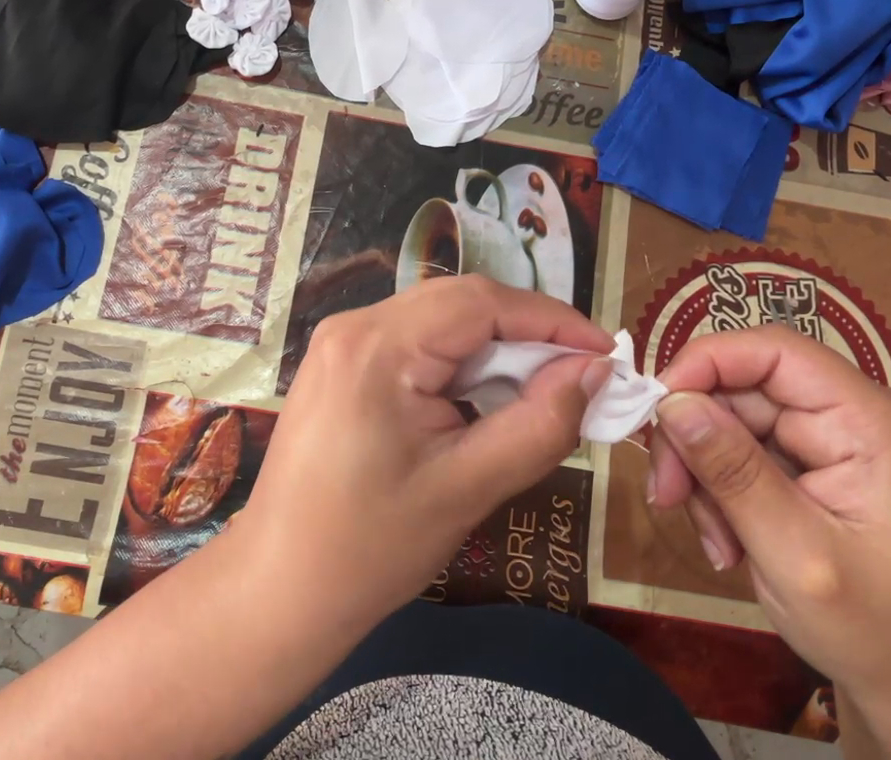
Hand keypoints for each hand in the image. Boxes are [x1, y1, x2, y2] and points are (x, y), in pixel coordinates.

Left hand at [237, 275, 613, 623]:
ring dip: (494, 354)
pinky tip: (483, 405)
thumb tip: (594, 371)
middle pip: (460, 305)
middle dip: (526, 337)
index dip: (553, 320)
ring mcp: (340, 345)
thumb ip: (541, 423)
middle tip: (579, 380)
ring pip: (441, 324)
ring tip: (538, 397)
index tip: (608, 352)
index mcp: (376, 346)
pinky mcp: (340, 367)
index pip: (482, 301)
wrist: (281, 589)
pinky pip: (416, 346)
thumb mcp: (469, 487)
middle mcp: (353, 326)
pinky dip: (460, 368)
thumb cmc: (371, 547)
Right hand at [644, 326, 890, 718]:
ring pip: (737, 423)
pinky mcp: (823, 462)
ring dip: (709, 478)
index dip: (705, 363)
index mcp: (875, 423)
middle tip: (667, 499)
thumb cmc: (876, 631)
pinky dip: (726, 493)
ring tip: (717, 543)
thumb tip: (672, 402)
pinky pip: (749, 453)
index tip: (653, 409)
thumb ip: (733, 474)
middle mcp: (859, 415)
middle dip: (697, 442)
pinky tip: (732, 541)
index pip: (776, 351)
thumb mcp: (795, 556)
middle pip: (745, 389)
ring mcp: (841, 439)